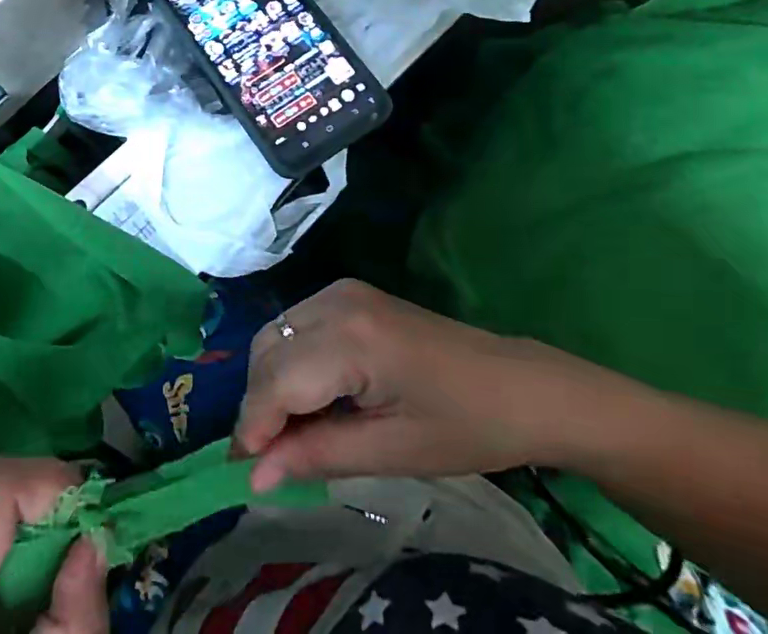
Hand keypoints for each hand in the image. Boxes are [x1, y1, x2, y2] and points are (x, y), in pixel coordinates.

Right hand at [234, 280, 646, 491]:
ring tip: (292, 431)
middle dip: (260, 406)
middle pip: (266, 354)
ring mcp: (339, 292)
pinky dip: (288, 363)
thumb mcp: (392, 452)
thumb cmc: (468, 427)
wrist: (524, 386)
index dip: (253, 427)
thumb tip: (254, 476)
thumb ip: (315, 456)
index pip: (275, 383)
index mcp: (351, 339)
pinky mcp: (346, 295)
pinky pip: (294, 327)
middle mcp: (335, 302)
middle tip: (272, 458)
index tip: (243, 471)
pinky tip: (310, 397)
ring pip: (273, 337)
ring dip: (270, 384)